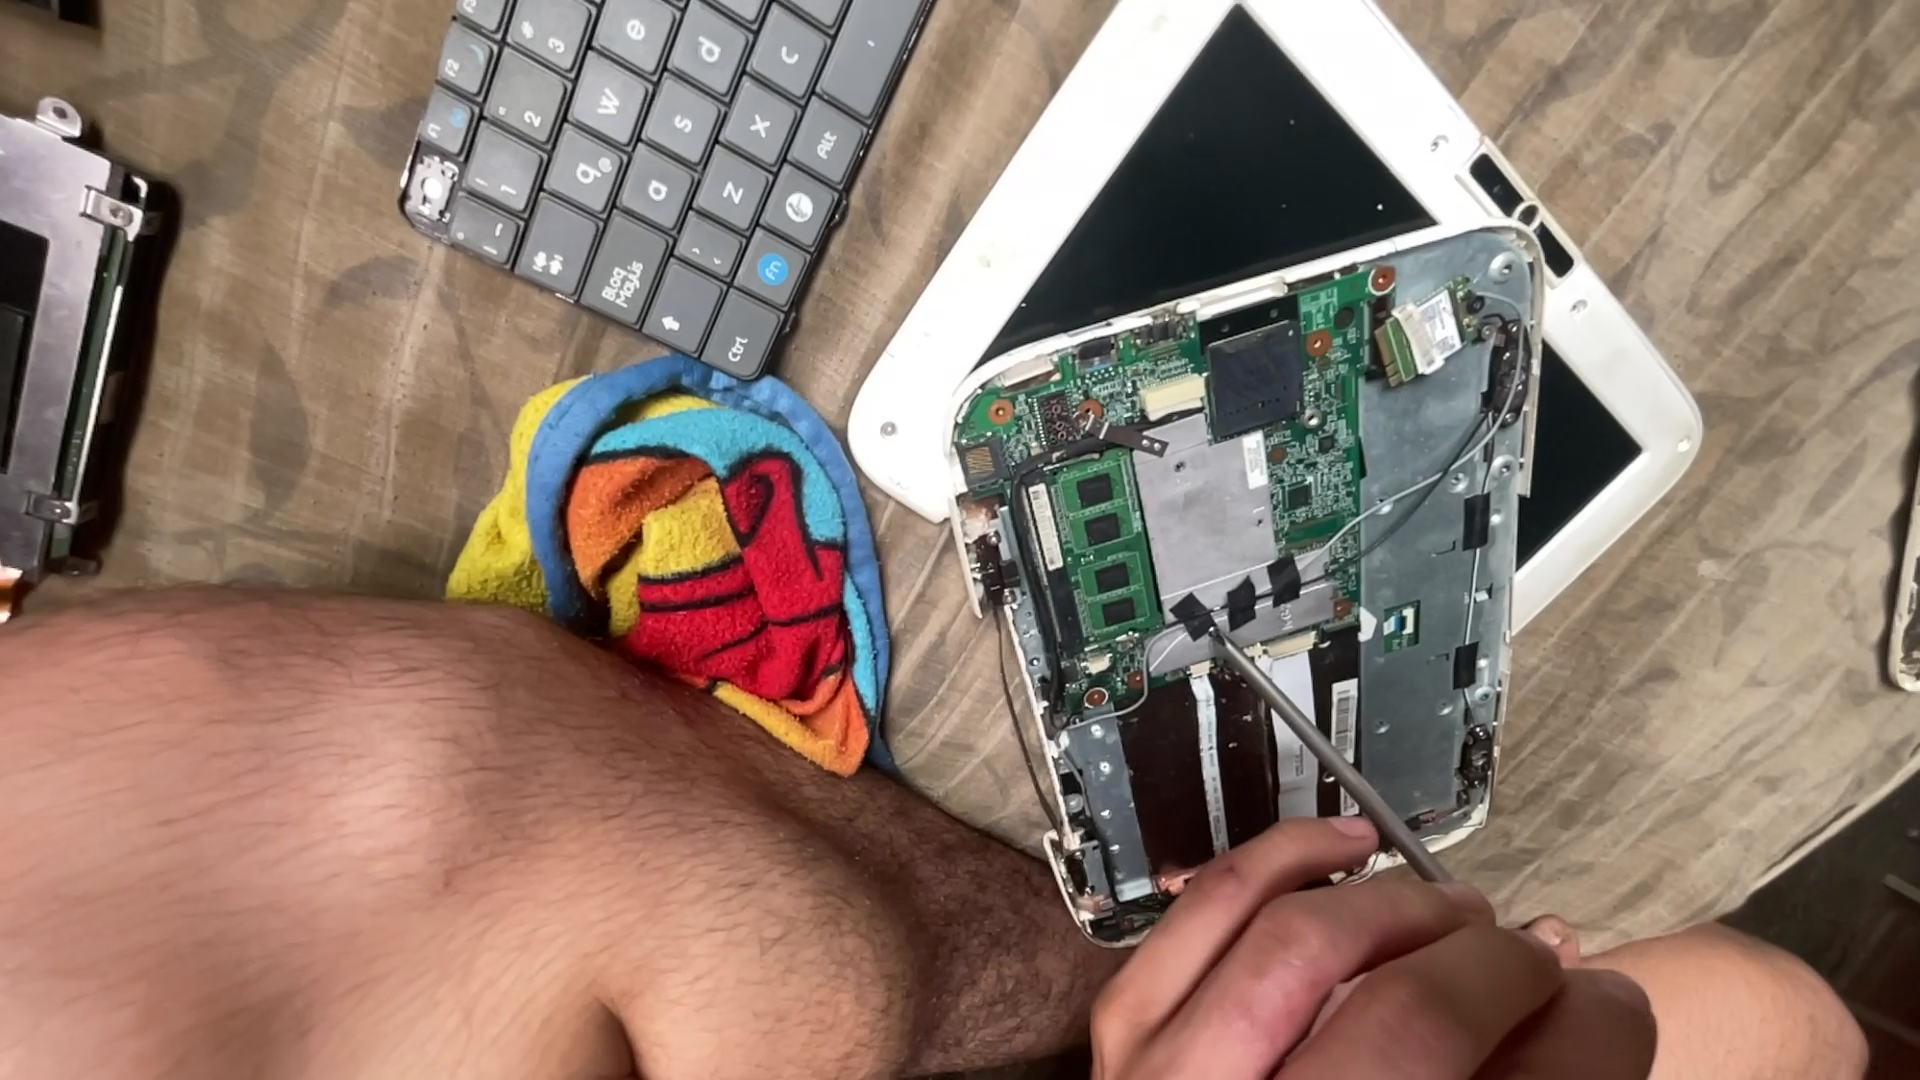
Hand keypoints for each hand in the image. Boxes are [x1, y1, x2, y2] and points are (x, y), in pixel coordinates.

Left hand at [1090, 818, 1656, 1078]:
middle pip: (1405, 1019)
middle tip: (1530, 949)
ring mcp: (1165, 1070)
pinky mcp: (1123, 1014)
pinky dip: (1286, 855)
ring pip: (1298, 936)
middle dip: (1491, 968)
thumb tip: (1588, 998)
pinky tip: (1346, 841)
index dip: (1590, 1042)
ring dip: (1391, 905)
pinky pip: (1213, 902)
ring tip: (1452, 902)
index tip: (1613, 998)